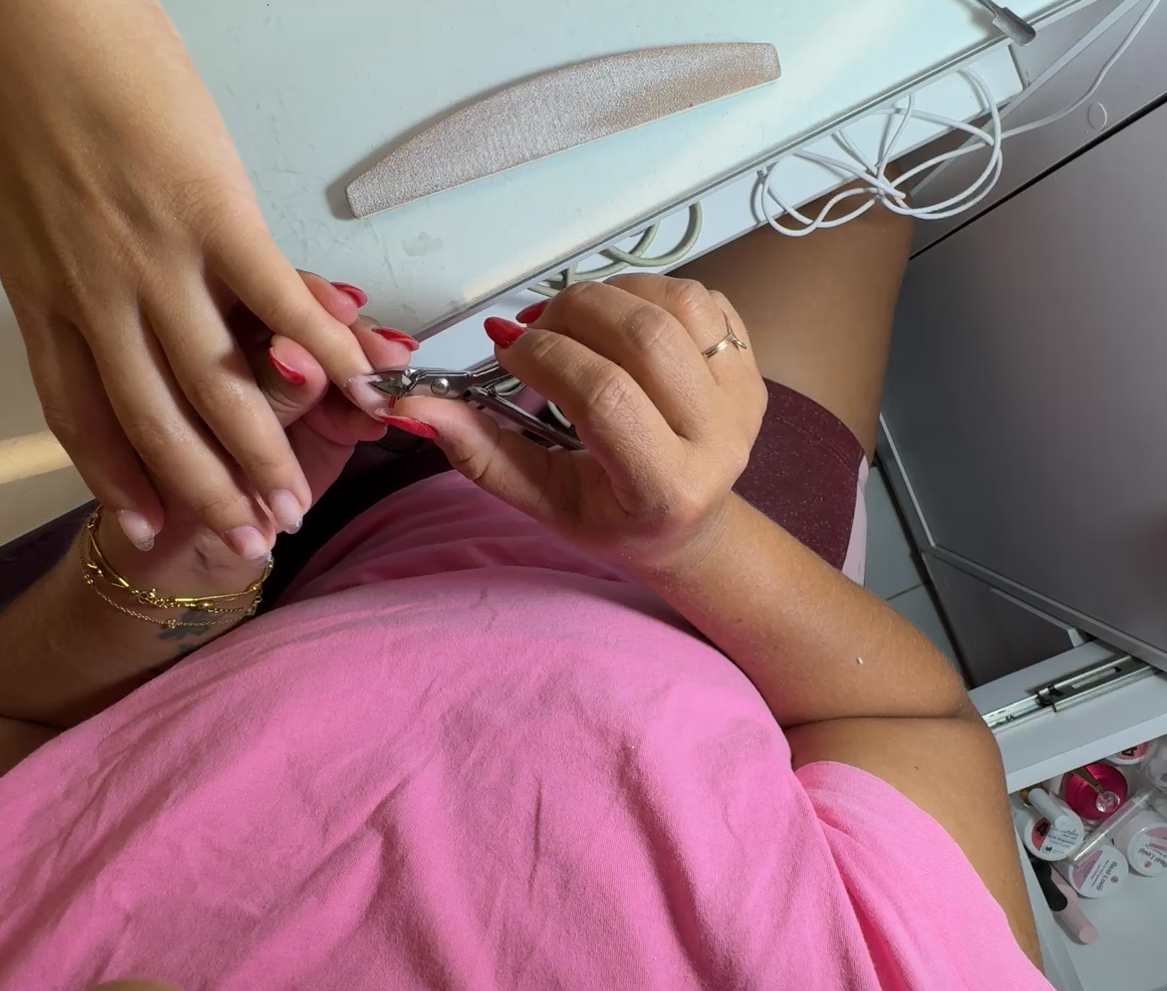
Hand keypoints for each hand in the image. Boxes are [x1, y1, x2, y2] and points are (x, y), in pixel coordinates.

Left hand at [0, 0, 399, 556]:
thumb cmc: (27, 88)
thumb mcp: (36, 209)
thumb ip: (91, 282)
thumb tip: (156, 331)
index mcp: (44, 293)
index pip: (80, 413)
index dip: (115, 480)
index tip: (146, 531)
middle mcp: (94, 293)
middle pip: (154, 420)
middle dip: (205, 494)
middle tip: (248, 544)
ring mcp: (155, 257)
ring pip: (215, 384)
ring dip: (261, 454)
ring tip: (294, 506)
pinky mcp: (213, 213)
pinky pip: (279, 304)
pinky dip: (327, 356)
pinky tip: (362, 393)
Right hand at [390, 276, 766, 575]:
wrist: (691, 523)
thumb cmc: (617, 521)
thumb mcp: (545, 503)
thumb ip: (483, 455)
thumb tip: (415, 407)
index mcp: (666, 488)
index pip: (606, 396)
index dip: (545, 358)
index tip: (508, 354)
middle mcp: (719, 440)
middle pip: (645, 336)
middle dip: (572, 313)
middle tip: (536, 330)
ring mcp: (742, 399)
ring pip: (677, 303)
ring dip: (610, 294)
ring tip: (573, 322)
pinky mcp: (751, 368)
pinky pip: (701, 298)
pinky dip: (648, 291)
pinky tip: (619, 322)